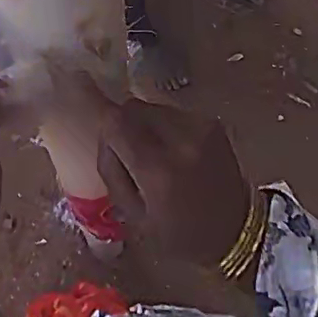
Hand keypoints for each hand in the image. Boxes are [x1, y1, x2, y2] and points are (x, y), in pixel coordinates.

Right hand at [96, 99, 250, 266]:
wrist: (239, 231)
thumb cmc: (181, 234)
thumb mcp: (135, 216)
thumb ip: (112, 170)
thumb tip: (102, 134)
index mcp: (158, 171)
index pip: (117, 123)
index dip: (95, 102)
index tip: (78, 82)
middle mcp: (180, 141)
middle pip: (133, 108)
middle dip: (122, 122)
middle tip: (125, 150)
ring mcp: (200, 127)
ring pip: (152, 107)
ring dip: (143, 123)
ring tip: (152, 152)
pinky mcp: (211, 122)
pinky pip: (172, 112)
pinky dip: (164, 125)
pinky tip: (174, 150)